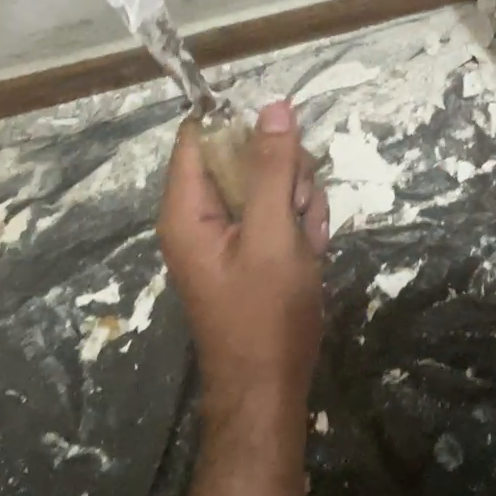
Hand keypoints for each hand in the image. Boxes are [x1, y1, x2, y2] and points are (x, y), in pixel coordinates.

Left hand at [159, 100, 329, 423]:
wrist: (270, 390)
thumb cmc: (265, 314)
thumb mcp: (273, 234)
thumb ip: (273, 168)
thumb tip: (274, 105)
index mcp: (187, 207)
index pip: (199, 134)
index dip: (240, 124)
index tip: (283, 135)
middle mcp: (200, 214)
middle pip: (242, 154)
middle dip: (283, 173)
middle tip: (298, 207)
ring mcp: (225, 231)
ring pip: (268, 181)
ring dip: (298, 201)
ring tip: (305, 242)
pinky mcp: (248, 247)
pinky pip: (276, 211)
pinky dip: (298, 224)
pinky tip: (308, 253)